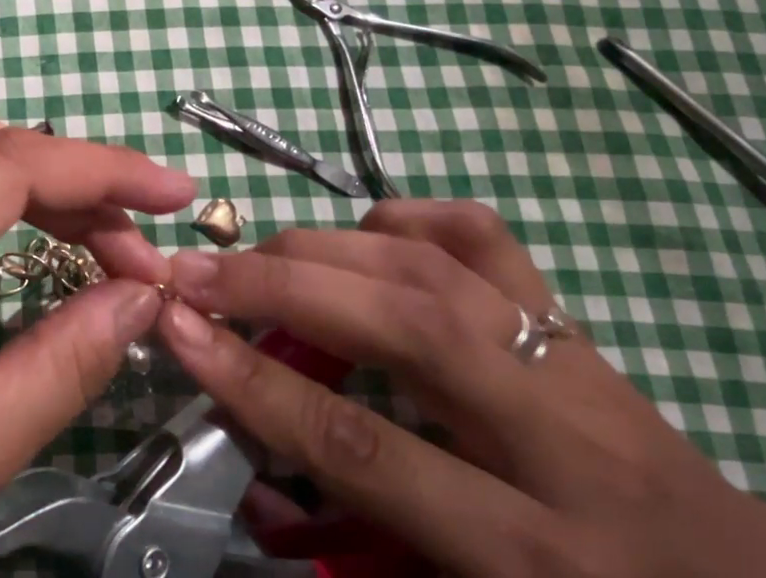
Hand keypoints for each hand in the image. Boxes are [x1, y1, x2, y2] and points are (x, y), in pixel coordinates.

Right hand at [154, 200, 765, 577]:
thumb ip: (352, 539)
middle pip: (411, 326)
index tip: (174, 329)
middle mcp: (576, 451)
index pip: (366, 446)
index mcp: (540, 554)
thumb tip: (247, 468)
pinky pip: (497, 245)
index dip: (254, 380)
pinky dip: (408, 221)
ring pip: (449, 271)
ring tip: (250, 256)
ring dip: (326, 248)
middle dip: (279, 287)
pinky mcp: (590, 330)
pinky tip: (359, 238)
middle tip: (192, 271)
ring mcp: (591, 375)